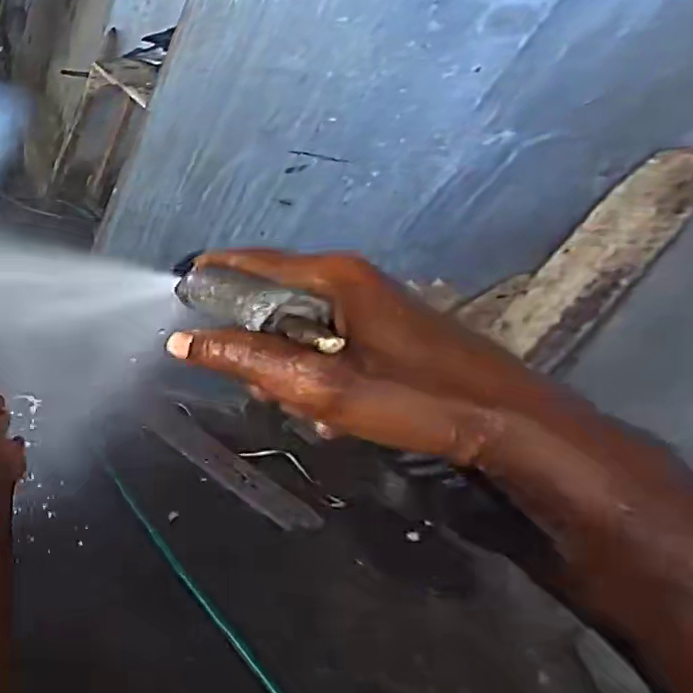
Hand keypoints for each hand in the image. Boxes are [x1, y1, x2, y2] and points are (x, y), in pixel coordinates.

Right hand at [166, 250, 576, 465]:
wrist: (519, 430)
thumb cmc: (416, 400)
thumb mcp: (317, 384)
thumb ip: (244, 359)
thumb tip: (178, 340)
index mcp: (333, 278)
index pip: (248, 262)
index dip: (205, 277)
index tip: (174, 297)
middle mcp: (349, 280)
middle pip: (266, 297)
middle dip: (245, 338)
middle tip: (247, 380)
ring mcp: (370, 304)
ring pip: (290, 323)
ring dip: (277, 360)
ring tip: (292, 400)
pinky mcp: (383, 330)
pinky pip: (318, 338)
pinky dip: (307, 366)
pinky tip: (322, 403)